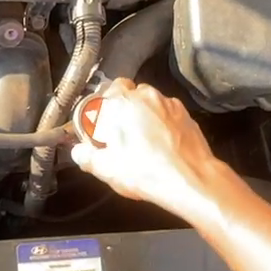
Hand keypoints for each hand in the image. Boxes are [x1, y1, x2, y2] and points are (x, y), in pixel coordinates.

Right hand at [69, 78, 235, 225]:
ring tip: (141, 141)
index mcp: (120, 102)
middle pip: (128, 93)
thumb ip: (85, 156)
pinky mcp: (185, 114)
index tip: (99, 125)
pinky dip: (161, 122)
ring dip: (143, 114)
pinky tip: (160, 144)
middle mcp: (145, 96)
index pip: (105, 90)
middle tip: (119, 132)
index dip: (101, 107)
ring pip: (149, 102)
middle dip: (122, 108)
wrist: (191, 180)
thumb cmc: (147, 172)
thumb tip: (79, 152)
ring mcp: (168, 103)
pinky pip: (167, 113)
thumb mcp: (105, 169)